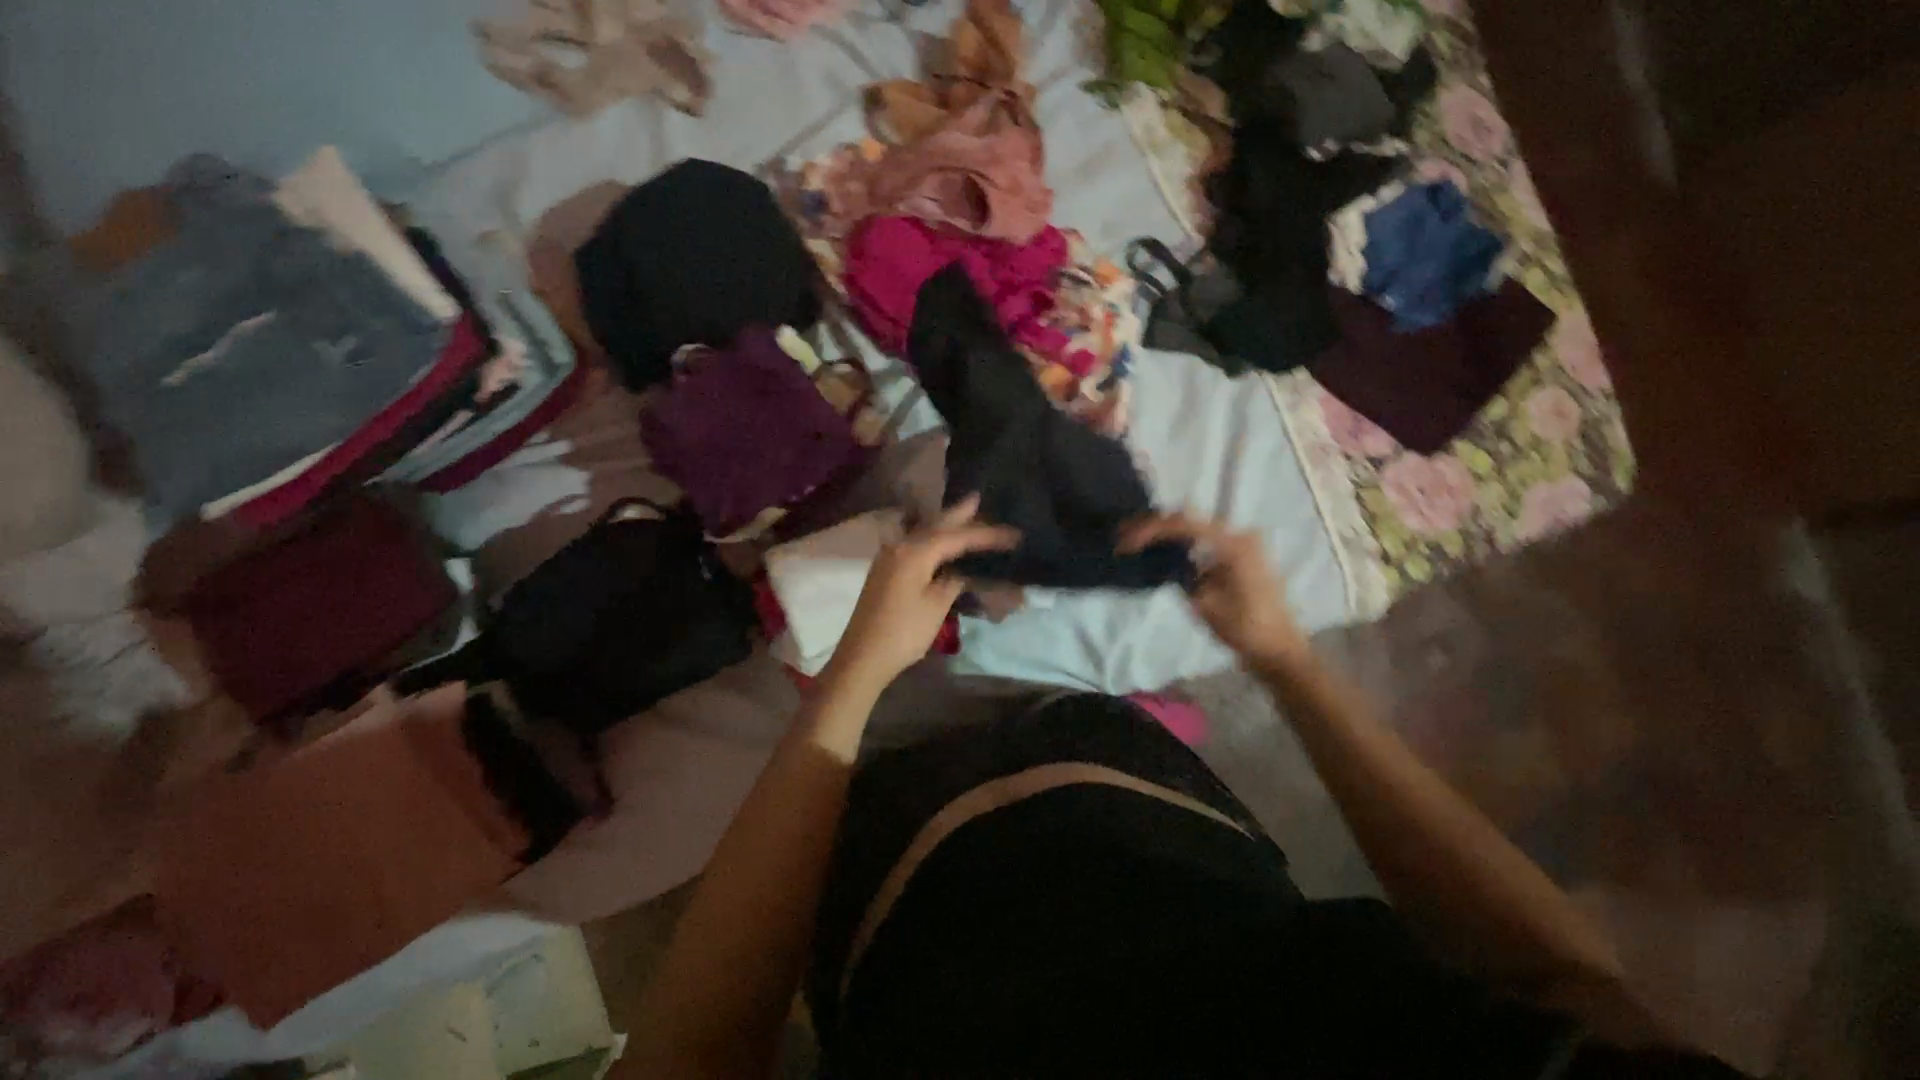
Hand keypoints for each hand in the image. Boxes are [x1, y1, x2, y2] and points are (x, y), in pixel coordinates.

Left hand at [821, 496, 1017, 696]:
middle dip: (957, 514)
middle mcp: (900, 547)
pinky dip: (931, 539)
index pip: (956, 537)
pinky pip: (914, 545)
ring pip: (922, 534)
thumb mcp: (936, 606)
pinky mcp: (885, 572)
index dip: (985, 535)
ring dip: (943, 524)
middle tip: (977, 498)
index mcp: (914, 552)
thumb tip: (960, 571)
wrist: (863, 656)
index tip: (1012, 534)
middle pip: (935, 526)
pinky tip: (938, 542)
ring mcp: (889, 559)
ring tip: (963, 514)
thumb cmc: (903, 632)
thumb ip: (952, 582)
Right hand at [1119, 512, 1311, 671]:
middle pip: (1190, 520)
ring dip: (1167, 534)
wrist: (1279, 651)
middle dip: (1156, 526)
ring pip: (1196, 530)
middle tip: (1124, 534)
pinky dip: (1182, 544)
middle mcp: (1240, 536)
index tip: (1126, 540)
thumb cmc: (1246, 630)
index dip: (1151, 529)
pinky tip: (1161, 551)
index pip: (1184, 524)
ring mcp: (1242, 546)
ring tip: (1137, 540)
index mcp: (1234, 544)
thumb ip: (1183, 575)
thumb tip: (1165, 559)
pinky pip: (1205, 542)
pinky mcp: (1240, 558)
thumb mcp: (1205, 604)